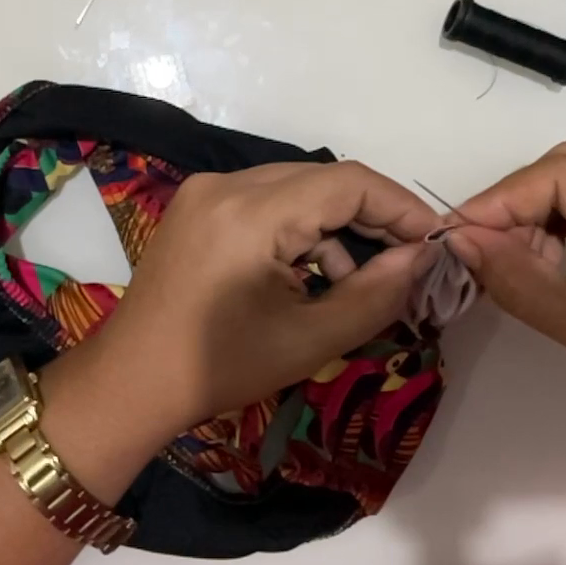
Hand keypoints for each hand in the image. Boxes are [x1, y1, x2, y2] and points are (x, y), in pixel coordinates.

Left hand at [92, 161, 442, 436]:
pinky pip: (265, 202)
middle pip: (322, 181)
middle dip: (370, 219)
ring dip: (332, 229)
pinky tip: (306, 277)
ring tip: (350, 284)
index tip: (435, 243)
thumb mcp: (309, 340)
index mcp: (251, 212)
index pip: (348, 183)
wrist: (130, 383)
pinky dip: (297, 231)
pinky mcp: (197, 207)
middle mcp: (226, 184)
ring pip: (295, 191)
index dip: (400, 208)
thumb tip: (420, 259)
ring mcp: (206, 192)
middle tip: (406, 263)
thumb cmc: (220, 368)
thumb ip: (375, 294)